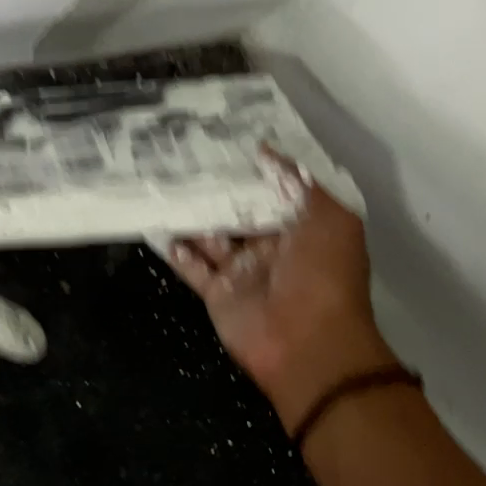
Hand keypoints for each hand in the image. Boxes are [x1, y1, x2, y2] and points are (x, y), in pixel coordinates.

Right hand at [159, 148, 394, 427]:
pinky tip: (153, 222)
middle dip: (211, 188)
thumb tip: (264, 150)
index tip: (219, 139)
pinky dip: (172, 247)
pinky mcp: (217, 292)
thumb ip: (300, 183)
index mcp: (299, 229)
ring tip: (159, 182)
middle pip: (234, 210)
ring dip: (187, 213)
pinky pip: (189, 264)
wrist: (308, 346)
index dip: (247, 168)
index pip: (269, 191)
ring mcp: (240, 270)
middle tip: (178, 156)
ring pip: (208, 234)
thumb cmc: (324, 277)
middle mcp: (268, 247)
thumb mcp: (332, 220)